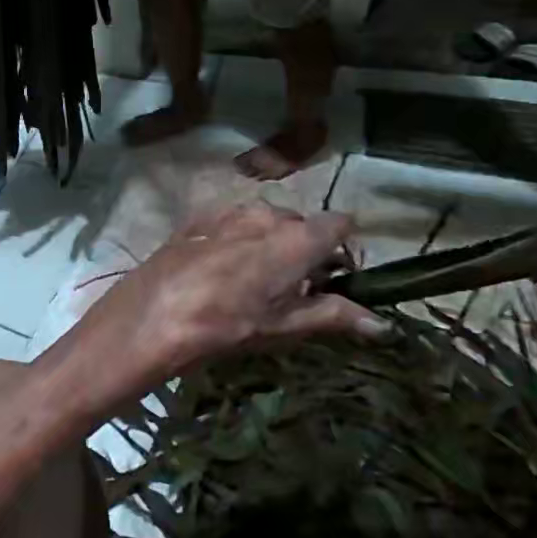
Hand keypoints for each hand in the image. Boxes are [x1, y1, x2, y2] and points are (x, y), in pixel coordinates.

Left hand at [72, 202, 392, 391]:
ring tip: (255, 282)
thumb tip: (383, 324)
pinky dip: (239, 238)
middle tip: (295, 289)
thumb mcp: (285, 327)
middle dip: (306, 250)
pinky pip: (233, 222)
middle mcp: (265, 213)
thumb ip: (335, 315)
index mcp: (296, 237)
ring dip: (270, 242)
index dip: (344, 248)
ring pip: (265, 220)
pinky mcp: (198, 217)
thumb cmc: (227, 325)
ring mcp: (228, 210)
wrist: (154, 314)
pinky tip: (221, 269)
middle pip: (301, 223)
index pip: (340, 224)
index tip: (338, 277)